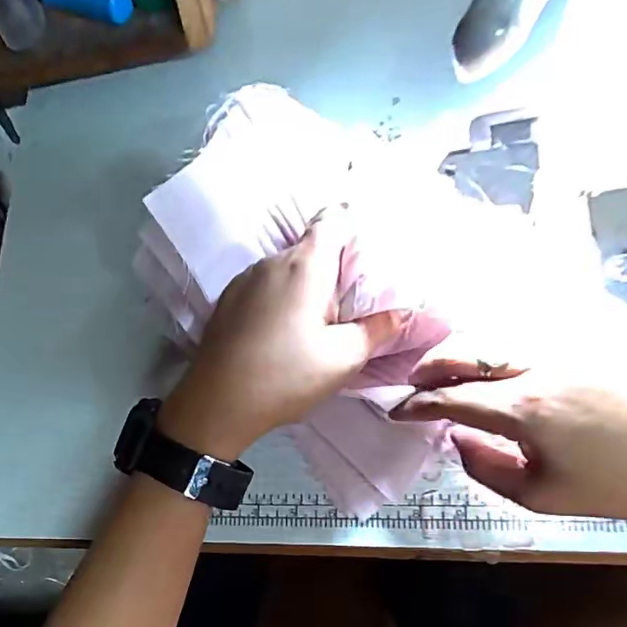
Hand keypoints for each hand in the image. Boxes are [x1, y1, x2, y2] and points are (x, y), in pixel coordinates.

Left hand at [160, 210, 404, 459]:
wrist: (215, 407)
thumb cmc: (285, 378)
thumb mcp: (342, 359)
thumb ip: (379, 331)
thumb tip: (411, 314)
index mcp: (304, 265)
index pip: (333, 219)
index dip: (355, 230)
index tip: (370, 257)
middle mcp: (271, 262)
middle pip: (311, 249)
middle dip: (335, 271)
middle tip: (355, 305)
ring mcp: (244, 281)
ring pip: (287, 272)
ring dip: (306, 290)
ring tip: (320, 328)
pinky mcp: (227, 303)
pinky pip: (265, 290)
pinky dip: (282, 303)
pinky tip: (285, 337)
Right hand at [391, 308, 626, 550]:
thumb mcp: (547, 496)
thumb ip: (488, 469)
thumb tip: (457, 440)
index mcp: (528, 406)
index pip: (451, 396)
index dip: (417, 404)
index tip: (400, 411)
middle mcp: (544, 355)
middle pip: (466, 347)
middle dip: (433, 364)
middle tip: (421, 382)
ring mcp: (575, 327)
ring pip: (499, 324)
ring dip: (468, 344)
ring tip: (459, 364)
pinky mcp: (604, 313)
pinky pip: (540, 314)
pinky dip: (511, 330)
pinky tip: (510, 347)